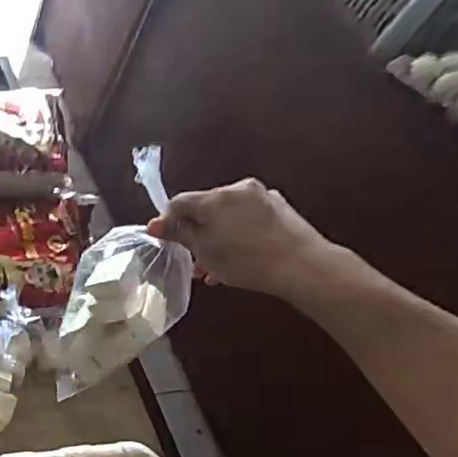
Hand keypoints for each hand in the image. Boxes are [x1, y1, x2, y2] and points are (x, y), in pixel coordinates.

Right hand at [146, 178, 353, 299]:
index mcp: (216, 197)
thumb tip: (155, 223)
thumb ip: (178, 233)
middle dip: (195, 233)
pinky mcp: (279, 209)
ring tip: (213, 267)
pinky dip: (235, 236)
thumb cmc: (246, 259)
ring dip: (215, 238)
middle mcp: (238, 189)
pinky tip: (236, 260)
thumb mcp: (204, 249)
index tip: (170, 244)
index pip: (179, 202)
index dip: (169, 222)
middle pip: (204, 208)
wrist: (302, 266)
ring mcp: (262, 197)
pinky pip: (246, 220)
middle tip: (193, 260)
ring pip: (225, 216)